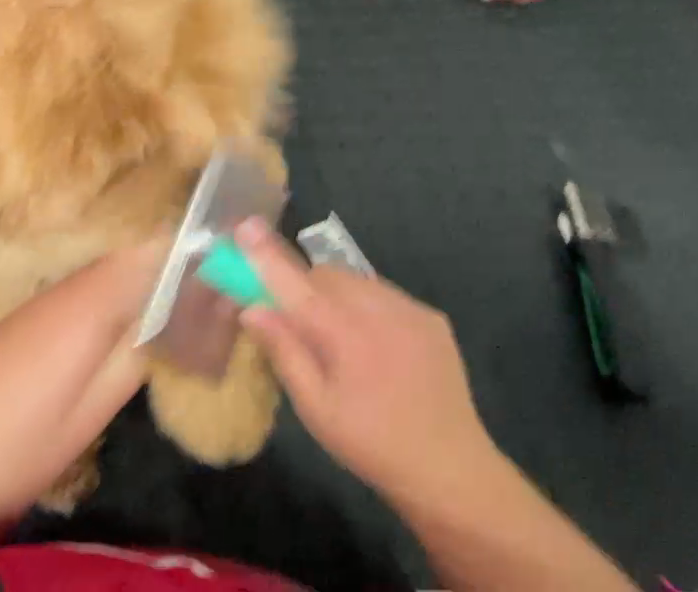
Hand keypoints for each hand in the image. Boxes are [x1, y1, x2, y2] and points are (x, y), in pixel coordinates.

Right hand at [235, 219, 501, 505]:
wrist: (452, 470)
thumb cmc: (370, 443)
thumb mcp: (315, 408)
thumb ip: (284, 352)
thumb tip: (252, 308)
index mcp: (344, 334)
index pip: (294, 282)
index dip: (266, 254)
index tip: (245, 226)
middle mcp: (379, 310)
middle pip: (325, 274)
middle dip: (303, 287)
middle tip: (297, 323)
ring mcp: (410, 311)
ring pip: (355, 280)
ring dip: (335, 294)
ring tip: (339, 339)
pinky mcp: (432, 319)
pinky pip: (384, 294)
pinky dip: (366, 305)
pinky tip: (374, 344)